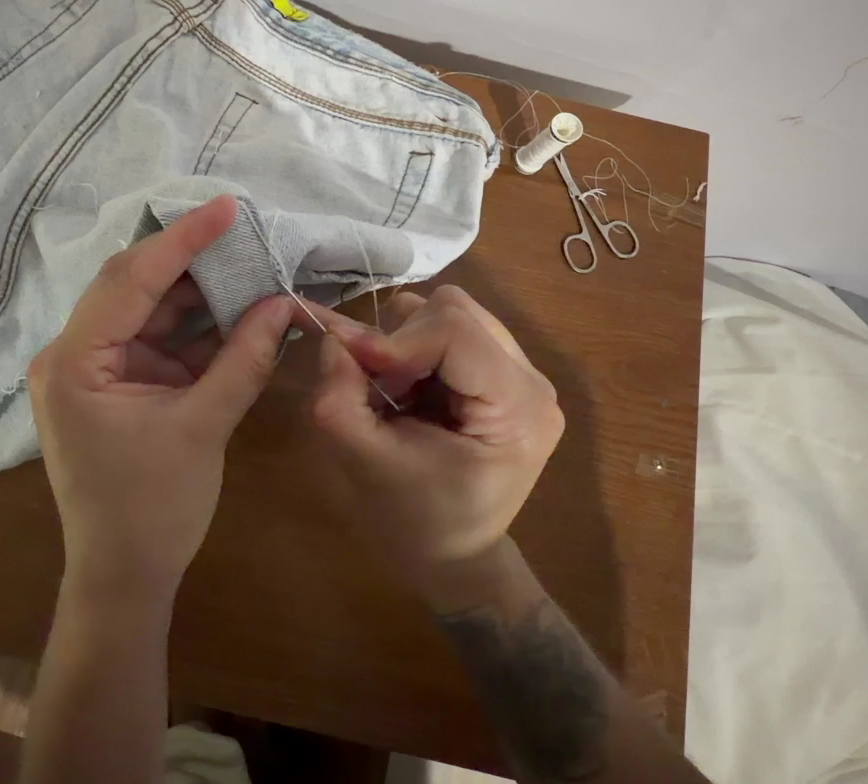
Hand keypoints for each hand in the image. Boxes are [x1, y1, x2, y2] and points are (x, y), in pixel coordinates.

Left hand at [28, 195, 295, 598]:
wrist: (124, 578)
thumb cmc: (153, 509)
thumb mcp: (203, 427)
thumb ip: (243, 360)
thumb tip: (283, 304)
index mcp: (74, 360)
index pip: (130, 279)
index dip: (183, 240)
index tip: (227, 207)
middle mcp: (72, 354)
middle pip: (134, 287)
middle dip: (190, 262)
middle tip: (243, 233)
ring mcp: (91, 369)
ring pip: (147, 311)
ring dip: (196, 294)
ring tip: (248, 265)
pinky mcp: (113, 385)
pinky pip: (154, 341)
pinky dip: (193, 329)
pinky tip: (234, 309)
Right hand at [302, 286, 562, 607]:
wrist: (452, 557)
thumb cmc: (411, 520)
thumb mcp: (360, 460)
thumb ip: (338, 394)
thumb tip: (334, 334)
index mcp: (516, 409)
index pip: (454, 330)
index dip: (394, 339)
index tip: (352, 362)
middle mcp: (533, 382)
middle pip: (455, 310)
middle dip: (402, 339)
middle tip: (375, 384)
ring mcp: (524, 375)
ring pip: (453, 311)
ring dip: (408, 341)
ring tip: (394, 390)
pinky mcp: (504, 373)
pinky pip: (452, 329)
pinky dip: (418, 348)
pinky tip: (410, 390)